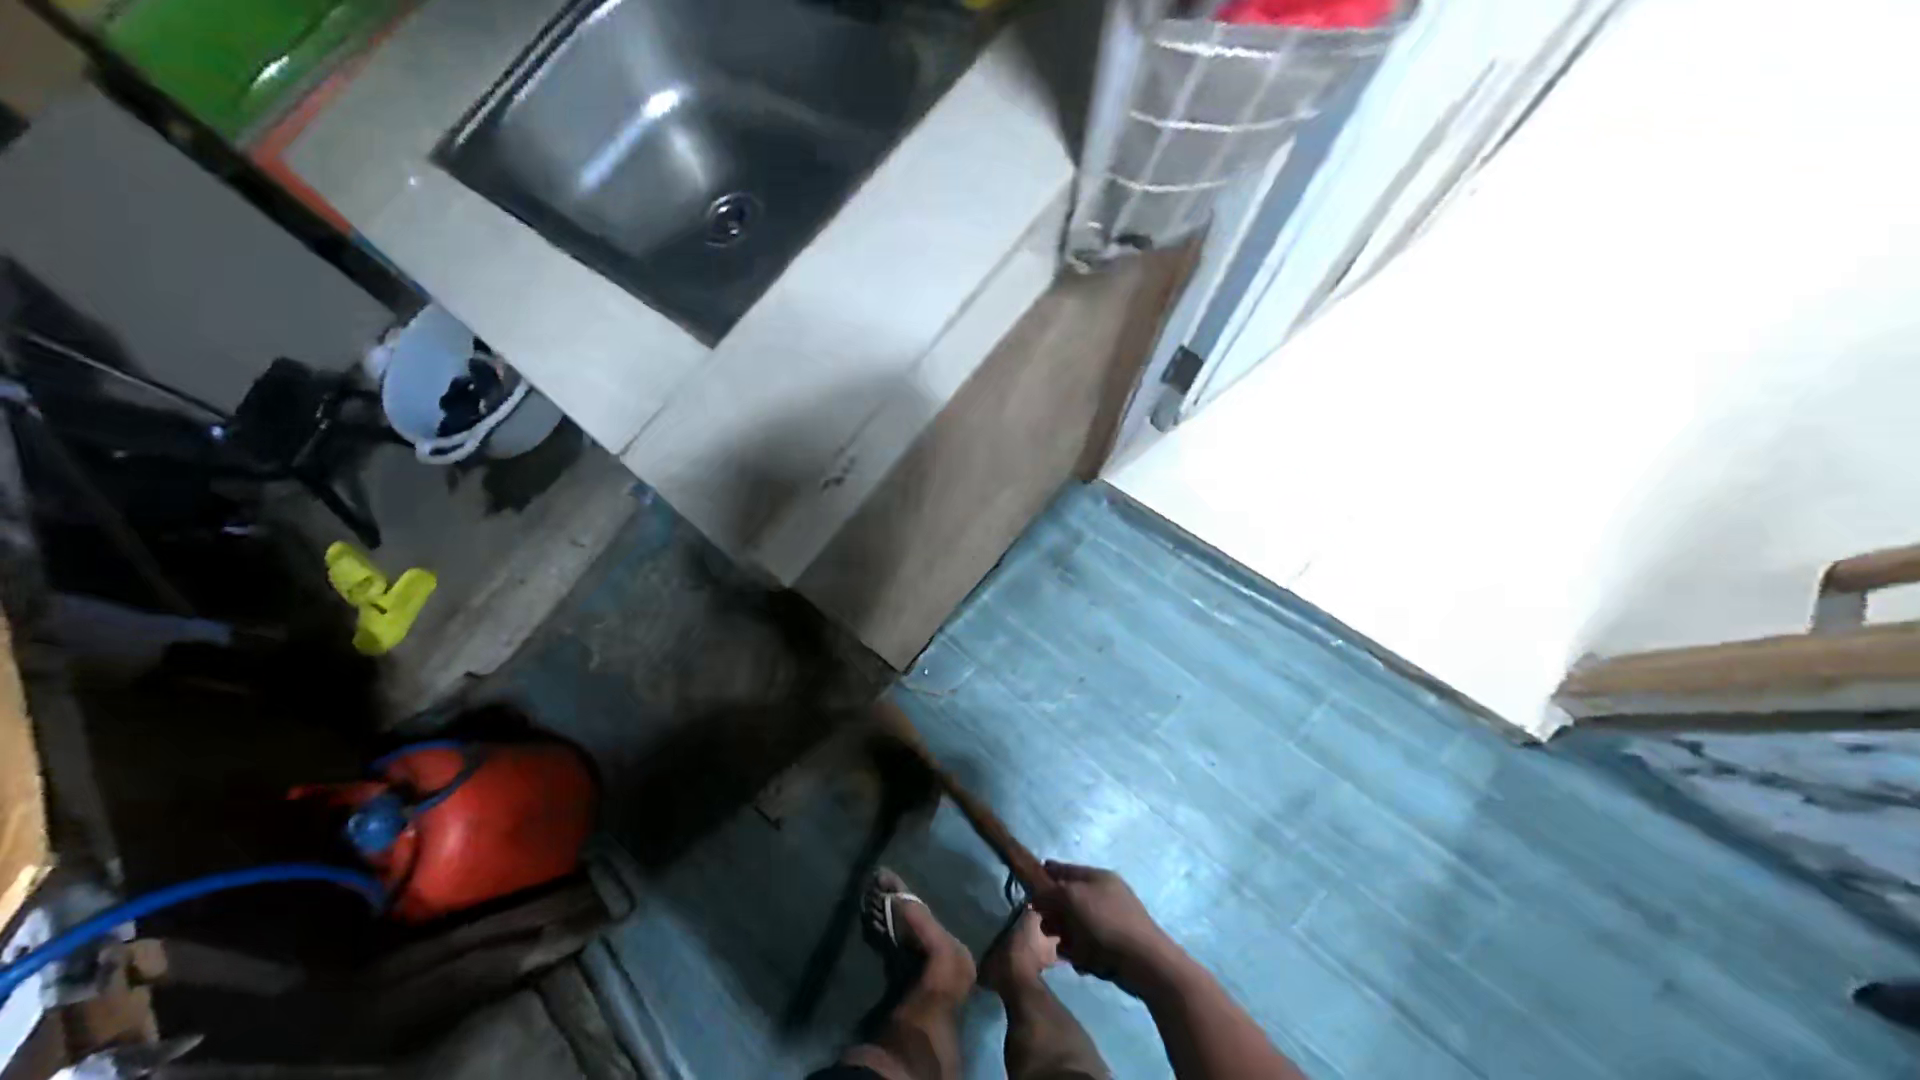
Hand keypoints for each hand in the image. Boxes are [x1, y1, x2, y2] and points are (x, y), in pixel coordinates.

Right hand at [1032, 861, 1178, 991]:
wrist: (1146, 963)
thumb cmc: (1106, 923)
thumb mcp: (1071, 898)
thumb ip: (1049, 893)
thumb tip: (1037, 896)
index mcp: (1098, 877)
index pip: (1065, 869)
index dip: (1045, 874)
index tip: (1029, 887)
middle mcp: (1106, 894)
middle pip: (1069, 899)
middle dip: (1056, 914)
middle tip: (1049, 927)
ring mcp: (1114, 919)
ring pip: (1078, 924)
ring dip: (1068, 936)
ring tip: (1067, 949)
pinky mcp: (1118, 944)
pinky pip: (1090, 944)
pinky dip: (1083, 952)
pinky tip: (1083, 962)